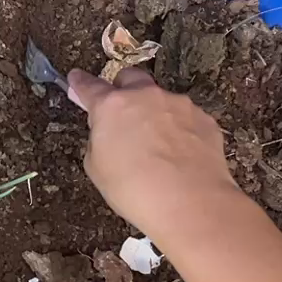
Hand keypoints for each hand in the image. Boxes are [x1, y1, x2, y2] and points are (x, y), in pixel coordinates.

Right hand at [67, 66, 247, 241]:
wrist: (189, 203)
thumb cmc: (134, 188)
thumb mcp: (96, 167)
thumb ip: (99, 140)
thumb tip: (110, 134)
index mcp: (112, 106)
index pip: (90, 87)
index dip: (80, 82)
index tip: (76, 78)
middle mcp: (146, 97)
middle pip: (130, 79)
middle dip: (123, 91)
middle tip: (122, 116)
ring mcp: (179, 105)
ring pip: (161, 100)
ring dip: (154, 115)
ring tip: (157, 150)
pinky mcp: (205, 120)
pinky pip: (185, 119)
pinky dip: (178, 131)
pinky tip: (178, 157)